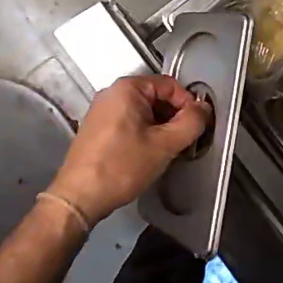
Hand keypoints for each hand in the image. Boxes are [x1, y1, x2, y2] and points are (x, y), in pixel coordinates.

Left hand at [50, 75, 211, 223]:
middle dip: (173, 116)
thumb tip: (203, 109)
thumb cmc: (122, 166)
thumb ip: (191, 123)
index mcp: (127, 88)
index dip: (188, 103)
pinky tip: (146, 154)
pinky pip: (128, 121)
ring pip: (142, 111)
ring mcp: (101, 110)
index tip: (196, 126)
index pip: (170, 85)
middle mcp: (111, 92)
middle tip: (183, 141)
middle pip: (156, 96)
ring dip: (159, 127)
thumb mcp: (164, 145)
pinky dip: (143, 132)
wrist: (79, 197)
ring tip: (166, 150)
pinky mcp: (96, 128)